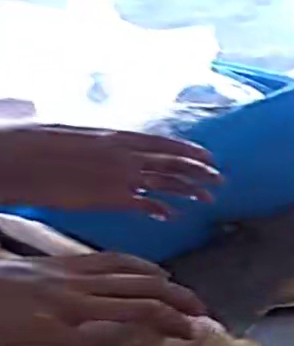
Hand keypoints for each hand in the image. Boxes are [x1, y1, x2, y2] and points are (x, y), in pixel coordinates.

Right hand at [0, 124, 218, 218]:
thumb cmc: (13, 142)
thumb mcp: (53, 129)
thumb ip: (83, 135)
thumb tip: (88, 130)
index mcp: (108, 137)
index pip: (162, 143)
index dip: (190, 150)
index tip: (210, 157)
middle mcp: (122, 156)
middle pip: (175, 164)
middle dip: (202, 172)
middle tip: (221, 180)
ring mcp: (120, 177)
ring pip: (170, 185)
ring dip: (193, 192)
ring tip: (208, 198)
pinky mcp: (112, 198)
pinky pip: (149, 206)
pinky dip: (164, 211)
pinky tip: (171, 215)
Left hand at [0, 253, 205, 345]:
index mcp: (43, 326)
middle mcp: (65, 300)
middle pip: (141, 307)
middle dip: (177, 318)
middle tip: (200, 326)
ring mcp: (63, 277)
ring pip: (138, 281)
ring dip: (174, 292)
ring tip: (194, 303)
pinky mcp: (56, 262)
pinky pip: (112, 260)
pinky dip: (144, 267)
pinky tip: (160, 275)